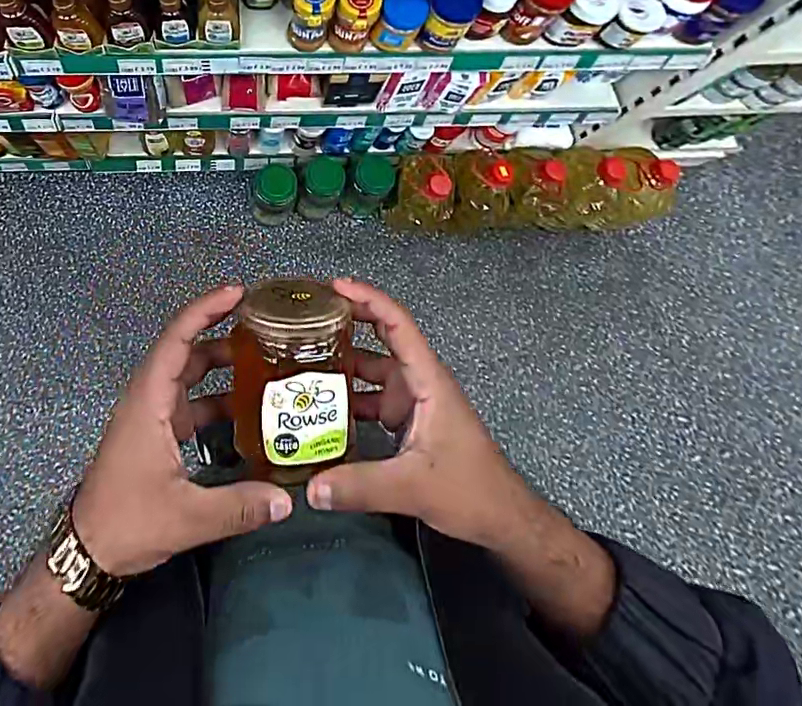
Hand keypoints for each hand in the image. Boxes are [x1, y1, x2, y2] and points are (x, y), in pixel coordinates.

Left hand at [72, 284, 292, 575]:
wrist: (86, 553)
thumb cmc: (125, 523)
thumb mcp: (185, 516)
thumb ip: (238, 506)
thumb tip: (287, 501)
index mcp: (149, 400)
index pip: (178, 338)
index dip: (206, 309)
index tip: (238, 293)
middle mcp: (150, 398)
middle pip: (188, 349)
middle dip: (223, 330)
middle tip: (264, 324)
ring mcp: (153, 415)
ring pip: (190, 374)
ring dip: (223, 363)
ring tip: (265, 359)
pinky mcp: (159, 432)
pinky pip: (193, 399)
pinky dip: (219, 394)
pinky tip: (249, 407)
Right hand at [306, 278, 535, 546]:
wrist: (499, 514)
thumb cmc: (469, 488)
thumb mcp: (413, 486)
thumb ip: (362, 486)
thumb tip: (311, 488)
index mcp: (427, 379)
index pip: (397, 324)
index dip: (368, 299)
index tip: (336, 286)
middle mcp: (418, 381)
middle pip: (383, 337)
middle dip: (350, 320)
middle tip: (310, 314)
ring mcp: (413, 400)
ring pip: (373, 370)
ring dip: (344, 362)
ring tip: (302, 357)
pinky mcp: (407, 420)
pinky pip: (371, 398)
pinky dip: (348, 397)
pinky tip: (319, 406)